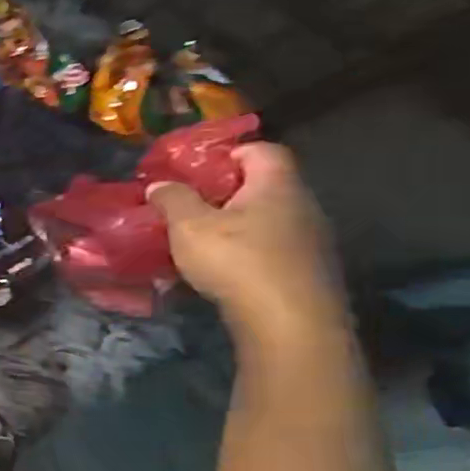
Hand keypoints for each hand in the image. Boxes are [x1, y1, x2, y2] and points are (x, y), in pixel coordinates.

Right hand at [147, 143, 346, 341]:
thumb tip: (160, 184)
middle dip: (223, 188)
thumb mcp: (189, 226)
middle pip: (263, 183)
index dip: (228, 151)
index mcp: (276, 186)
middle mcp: (302, 205)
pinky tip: (218, 262)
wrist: (289, 320)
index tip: (193, 167)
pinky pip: (270, 241)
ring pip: (265, 214)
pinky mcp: (305, 265)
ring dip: (231, 219)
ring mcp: (309, 237)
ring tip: (194, 234)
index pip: (262, 150)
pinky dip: (243, 244)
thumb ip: (172, 200)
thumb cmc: (237, 260)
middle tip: (184, 201)